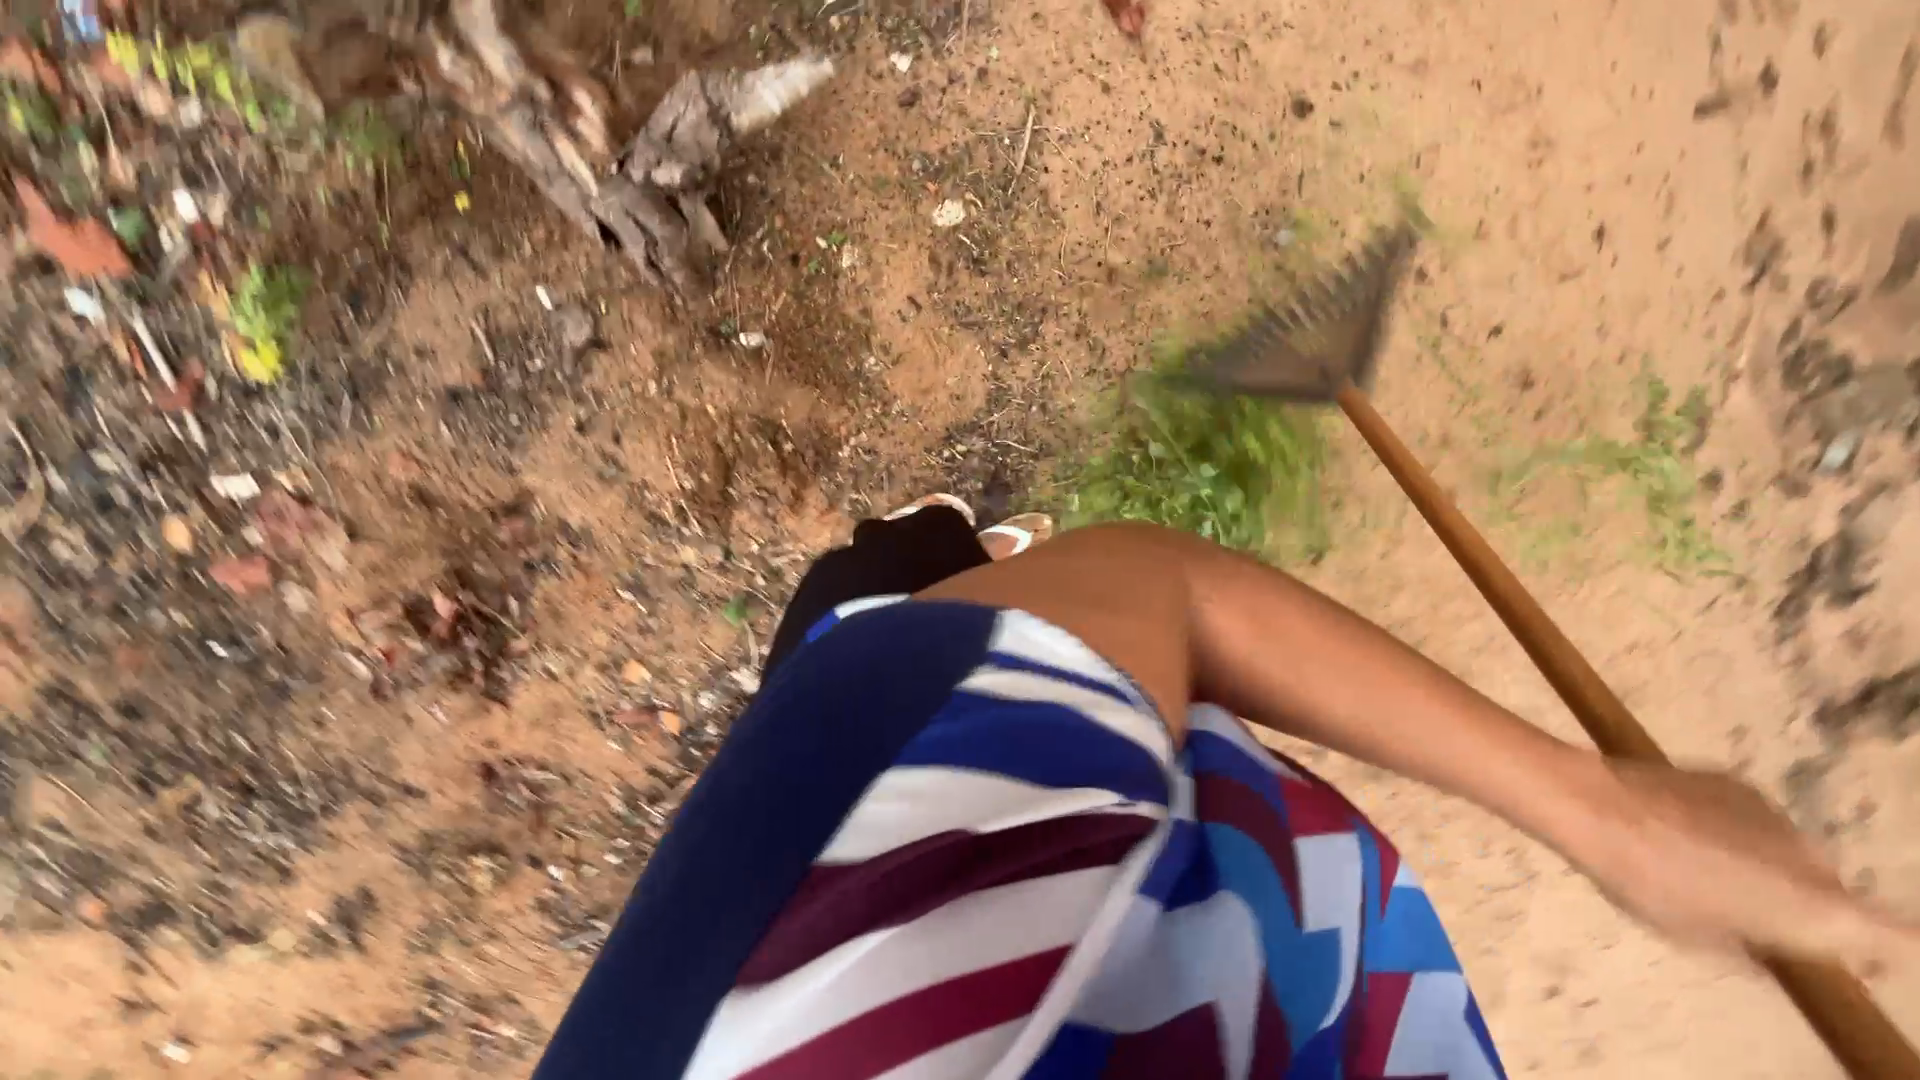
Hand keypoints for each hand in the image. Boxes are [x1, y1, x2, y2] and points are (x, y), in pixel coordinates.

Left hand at [1565, 760, 1919, 974]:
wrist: (1596, 805)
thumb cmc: (1646, 882)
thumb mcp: (1696, 939)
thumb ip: (1750, 955)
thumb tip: (1765, 960)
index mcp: (1822, 911)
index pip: (1903, 939)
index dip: (1883, 949)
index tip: (1850, 956)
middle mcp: (1817, 860)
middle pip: (1831, 893)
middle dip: (1800, 906)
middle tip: (1739, 911)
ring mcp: (1779, 814)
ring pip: (1787, 853)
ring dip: (1760, 863)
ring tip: (1692, 864)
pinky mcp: (1739, 782)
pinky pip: (1750, 818)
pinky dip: (1728, 827)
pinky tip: (1676, 827)